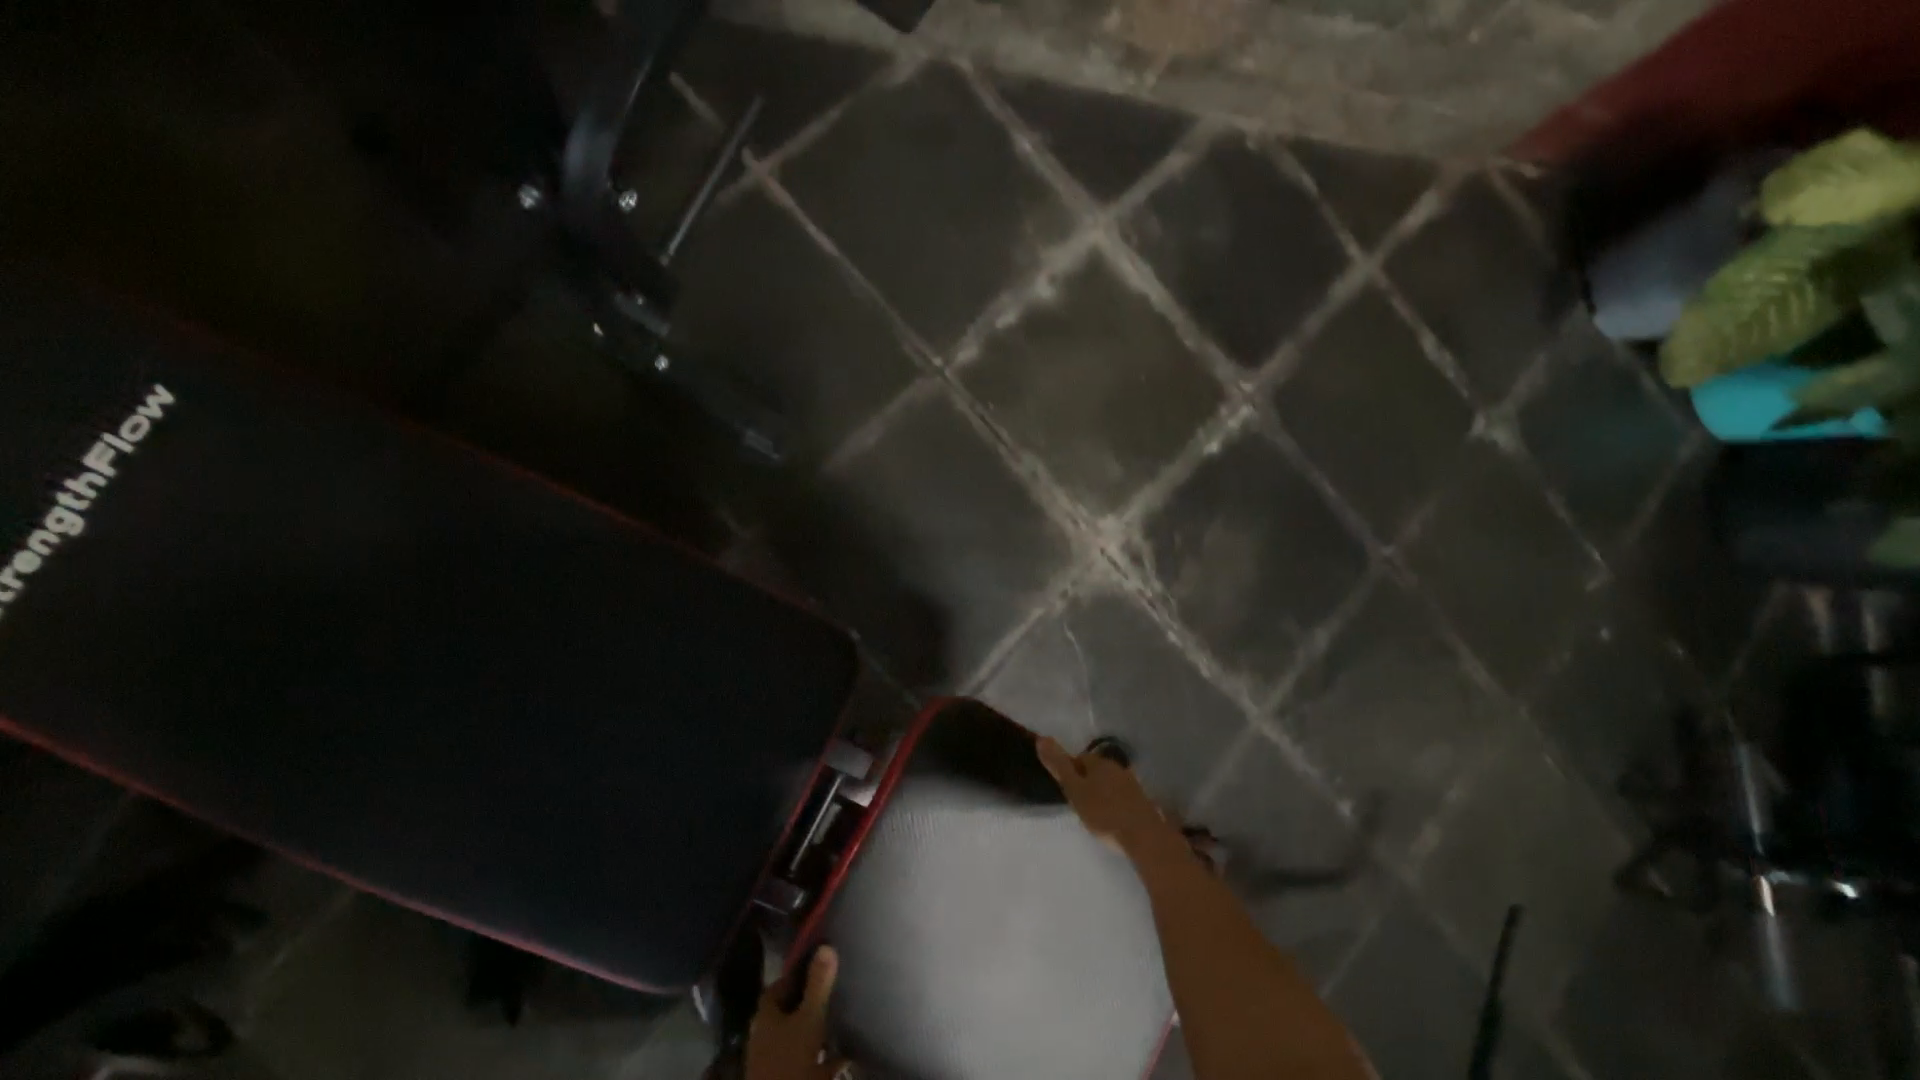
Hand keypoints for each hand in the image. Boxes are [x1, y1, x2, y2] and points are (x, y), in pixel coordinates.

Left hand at [744, 946, 846, 1079]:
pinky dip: (828, 1057)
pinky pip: (813, 1062)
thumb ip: (818, 985)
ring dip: (818, 1028)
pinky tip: (847, 1050)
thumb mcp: (808, 1019)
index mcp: (766, 1016)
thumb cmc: (790, 1059)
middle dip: (810, 999)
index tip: (819, 962)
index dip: (796, 974)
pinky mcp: (793, 1077)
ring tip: (844, 1013)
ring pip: (800, 1036)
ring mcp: (779, 1059)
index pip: (778, 986)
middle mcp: (768, 1035)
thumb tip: (826, 946)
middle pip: (789, 1011)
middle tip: (836, 985)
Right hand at [1037, 737, 1177, 857]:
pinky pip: (1122, 795)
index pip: (1080, 758)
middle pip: (1096, 769)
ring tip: (1094, 811)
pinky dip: (1114, 802)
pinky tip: (1112, 817)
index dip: (1070, 771)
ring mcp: (1132, 783)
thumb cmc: (1103, 812)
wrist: (1142, 835)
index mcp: (1099, 763)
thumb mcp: (1074, 790)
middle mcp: (1117, 768)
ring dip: (1102, 791)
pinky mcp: (1142, 800)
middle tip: (1078, 802)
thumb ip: (1059, 766)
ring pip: (1110, 782)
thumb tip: (1042, 738)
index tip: (1066, 789)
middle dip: (1087, 781)